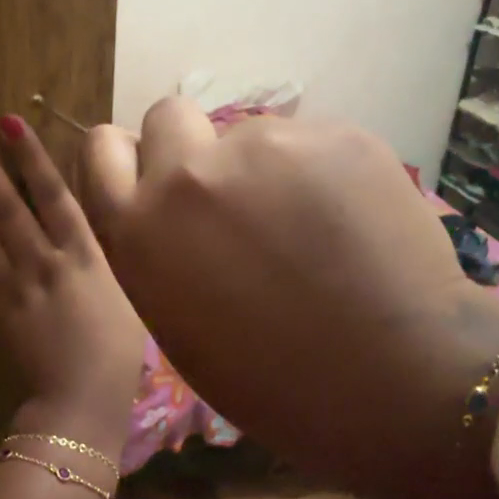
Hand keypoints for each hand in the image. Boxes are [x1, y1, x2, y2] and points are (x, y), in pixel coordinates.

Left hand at [0, 111, 145, 450]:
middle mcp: (39, 258)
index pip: (50, 192)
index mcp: (78, 251)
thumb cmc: (116, 346)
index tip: (6, 119)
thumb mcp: (120, 287)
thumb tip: (74, 213)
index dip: (28, 154)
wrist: (84, 398)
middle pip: (3, 200)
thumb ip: (94, 248)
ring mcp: (6, 284)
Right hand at [78, 98, 498, 498]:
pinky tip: (351, 224)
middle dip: (191, 148)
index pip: (101, 146)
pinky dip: (322, 172)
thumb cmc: (275, 382)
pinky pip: (310, 141)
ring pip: (248, 134)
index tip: (154, 181)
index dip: (129, 159)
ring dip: (265, 168)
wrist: (398, 381)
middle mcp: (188, 174)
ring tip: (310, 229)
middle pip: (167, 116)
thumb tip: (167, 206)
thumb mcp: (178, 322)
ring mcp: (264, 146)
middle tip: (233, 199)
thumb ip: (156, 247)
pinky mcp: (335, 134)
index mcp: (138, 228)